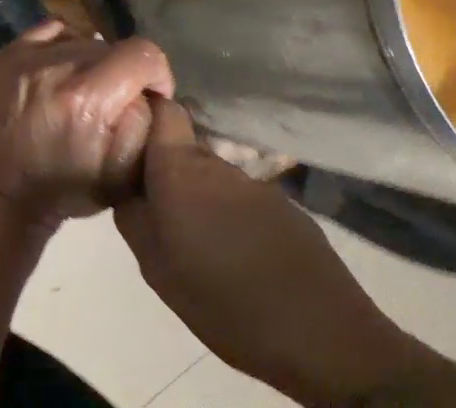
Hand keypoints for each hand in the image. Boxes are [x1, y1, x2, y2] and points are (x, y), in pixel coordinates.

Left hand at [0, 21, 171, 230]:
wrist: (3, 186)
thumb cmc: (68, 186)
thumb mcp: (127, 170)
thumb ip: (147, 122)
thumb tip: (147, 91)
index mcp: (88, 96)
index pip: (143, 53)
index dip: (158, 76)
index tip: (151, 99)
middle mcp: (55, 67)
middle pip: (111, 47)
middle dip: (125, 72)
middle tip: (115, 103)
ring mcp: (26, 58)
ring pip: (81, 40)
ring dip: (94, 62)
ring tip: (86, 91)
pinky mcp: (8, 56)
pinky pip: (48, 31)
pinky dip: (65, 43)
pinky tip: (66, 68)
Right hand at [113, 98, 416, 403]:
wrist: (329, 344)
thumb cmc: (222, 300)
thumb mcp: (153, 264)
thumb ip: (132, 215)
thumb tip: (129, 190)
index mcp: (179, 171)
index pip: (163, 112)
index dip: (145, 111)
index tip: (126, 128)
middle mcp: (220, 167)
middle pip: (184, 150)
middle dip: (167, 169)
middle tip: (155, 207)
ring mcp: (262, 190)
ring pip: (215, 179)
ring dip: (202, 197)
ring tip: (198, 238)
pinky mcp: (294, 215)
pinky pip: (246, 203)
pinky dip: (233, 217)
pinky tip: (237, 254)